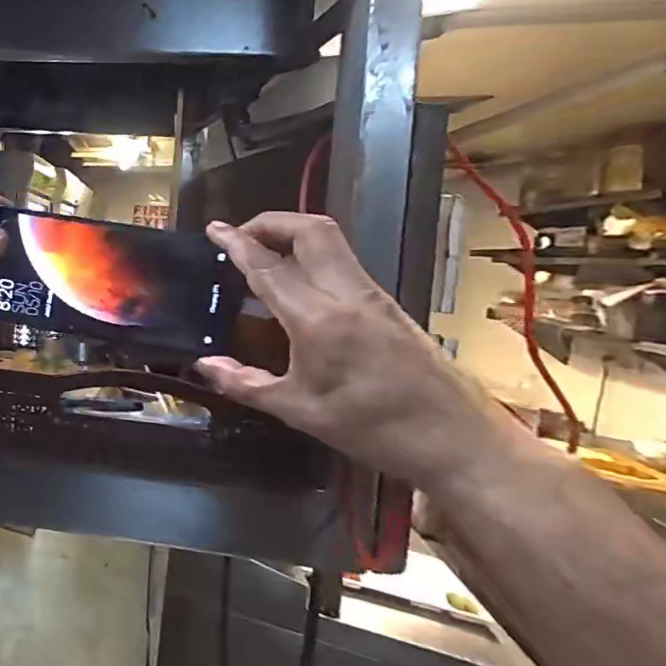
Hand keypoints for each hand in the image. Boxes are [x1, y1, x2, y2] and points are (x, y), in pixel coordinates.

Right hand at [194, 214, 526, 492]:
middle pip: (310, 230)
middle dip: (270, 222)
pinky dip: (310, 257)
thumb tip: (204, 365)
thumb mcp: (300, 411)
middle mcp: (348, 295)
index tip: (213, 228)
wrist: (461, 442)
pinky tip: (296, 287)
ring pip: (330, 242)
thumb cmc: (374, 429)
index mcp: (320, 319)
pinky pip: (341, 263)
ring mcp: (373, 296)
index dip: (237, 243)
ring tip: (261, 256)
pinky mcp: (387, 305)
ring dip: (291, 236)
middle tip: (241, 237)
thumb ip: (247, 384)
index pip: (269, 266)